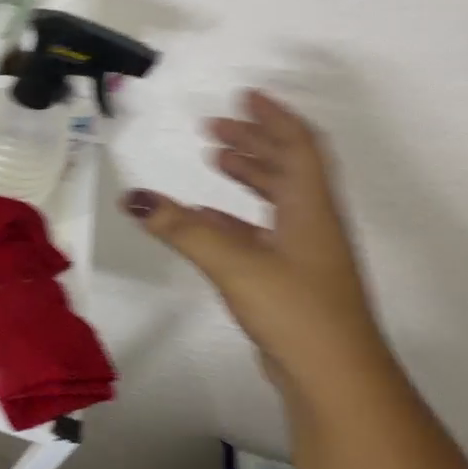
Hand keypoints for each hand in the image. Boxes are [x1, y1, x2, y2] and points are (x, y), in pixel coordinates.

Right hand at [124, 91, 390, 382]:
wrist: (333, 372)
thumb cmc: (294, 310)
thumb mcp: (233, 264)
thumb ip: (183, 229)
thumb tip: (134, 198)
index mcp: (309, 210)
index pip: (298, 148)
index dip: (274, 119)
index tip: (246, 96)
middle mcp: (311, 223)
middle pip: (288, 168)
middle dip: (254, 141)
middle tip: (216, 126)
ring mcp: (302, 251)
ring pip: (277, 197)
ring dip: (248, 172)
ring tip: (214, 158)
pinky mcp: (287, 276)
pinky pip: (260, 228)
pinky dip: (234, 213)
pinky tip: (208, 217)